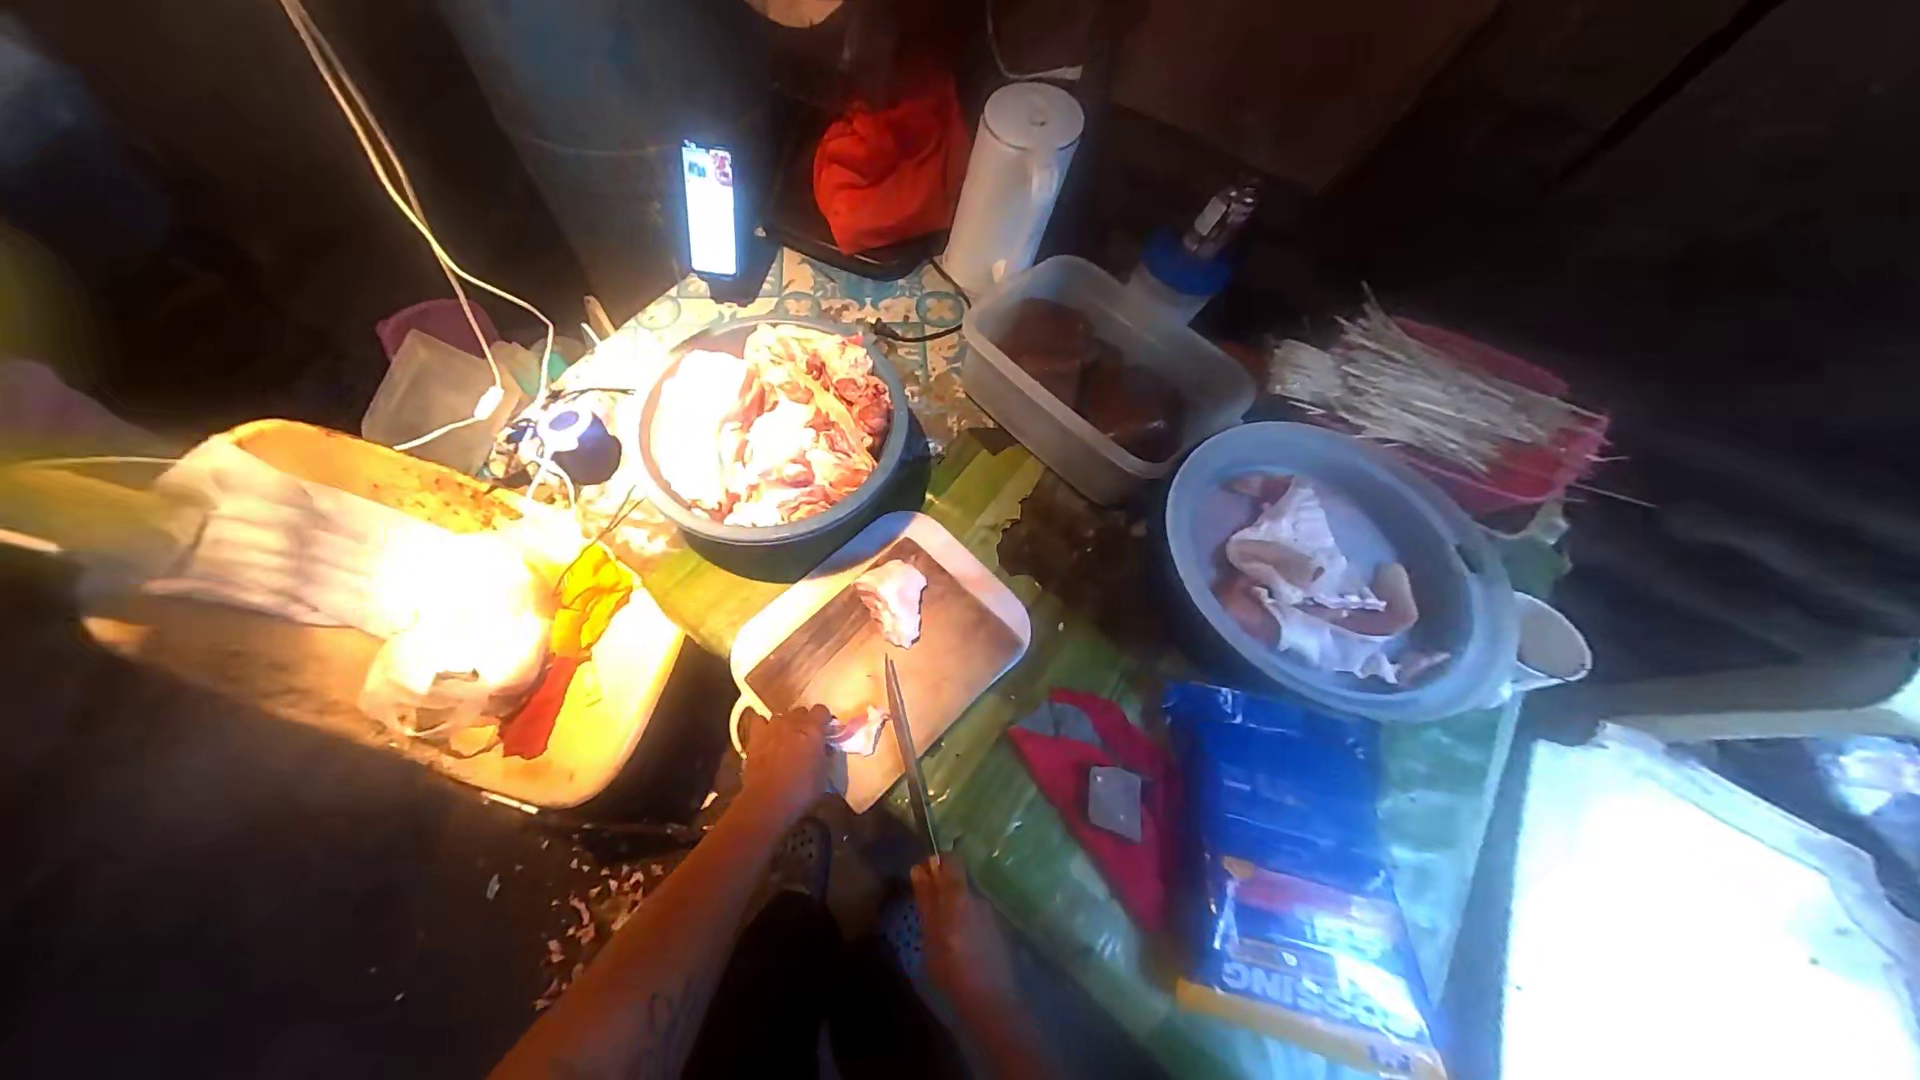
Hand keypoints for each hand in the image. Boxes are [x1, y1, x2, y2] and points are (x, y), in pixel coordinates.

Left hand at [738, 704, 830, 827]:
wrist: (767, 802)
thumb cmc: (802, 790)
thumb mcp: (824, 773)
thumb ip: (827, 754)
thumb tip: (826, 746)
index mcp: (813, 728)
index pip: (822, 710)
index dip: (824, 719)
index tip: (825, 731)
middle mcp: (792, 721)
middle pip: (801, 711)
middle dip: (805, 721)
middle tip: (807, 738)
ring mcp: (772, 726)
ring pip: (782, 716)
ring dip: (786, 724)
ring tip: (787, 739)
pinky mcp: (755, 736)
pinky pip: (759, 721)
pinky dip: (764, 726)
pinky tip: (766, 736)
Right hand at [911, 853, 1019, 1021]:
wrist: (993, 1002)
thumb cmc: (953, 971)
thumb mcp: (931, 937)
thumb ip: (927, 901)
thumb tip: (919, 869)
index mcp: (959, 895)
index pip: (950, 861)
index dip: (936, 864)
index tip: (923, 875)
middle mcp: (977, 897)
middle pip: (958, 878)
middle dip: (942, 886)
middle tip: (928, 908)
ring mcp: (989, 912)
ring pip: (966, 897)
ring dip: (953, 905)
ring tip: (942, 932)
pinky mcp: (997, 927)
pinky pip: (975, 913)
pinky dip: (964, 920)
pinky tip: (959, 943)